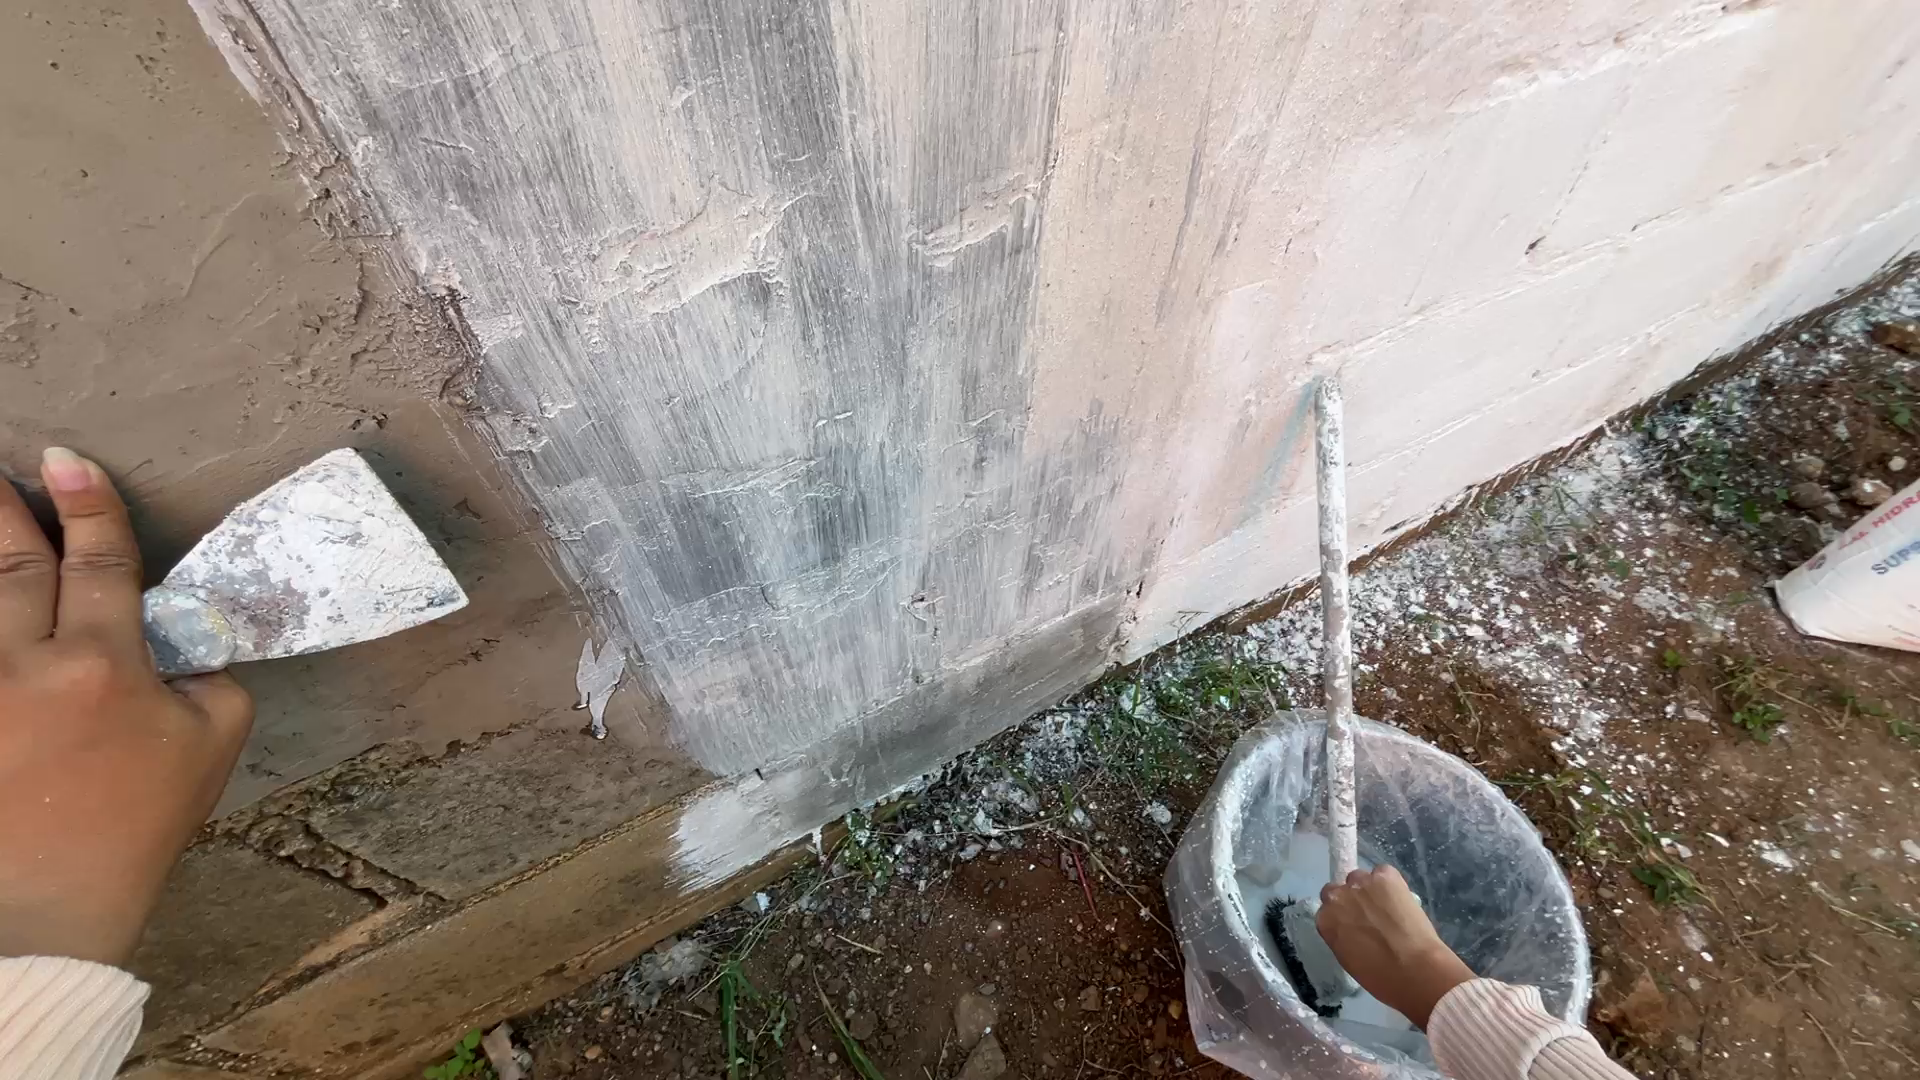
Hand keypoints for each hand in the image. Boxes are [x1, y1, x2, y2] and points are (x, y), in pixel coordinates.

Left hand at [0, 448, 253, 965]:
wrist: (49, 896)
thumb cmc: (148, 811)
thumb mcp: (217, 735)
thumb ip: (204, 676)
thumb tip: (176, 648)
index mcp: (107, 666)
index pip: (102, 569)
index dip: (92, 512)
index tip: (68, 461)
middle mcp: (23, 668)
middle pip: (11, 571)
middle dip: (4, 513)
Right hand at [1316, 864, 1474, 1028]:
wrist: (1419, 973)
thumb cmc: (1384, 979)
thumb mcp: (1349, 960)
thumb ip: (1340, 936)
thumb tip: (1348, 928)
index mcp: (1325, 920)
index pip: (1327, 909)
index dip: (1343, 916)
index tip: (1356, 925)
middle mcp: (1336, 896)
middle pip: (1338, 889)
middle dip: (1351, 899)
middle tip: (1370, 916)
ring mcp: (1360, 883)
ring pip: (1360, 878)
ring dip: (1370, 890)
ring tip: (1390, 908)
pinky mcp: (1384, 876)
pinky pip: (1383, 873)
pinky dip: (1391, 883)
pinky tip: (1402, 900)